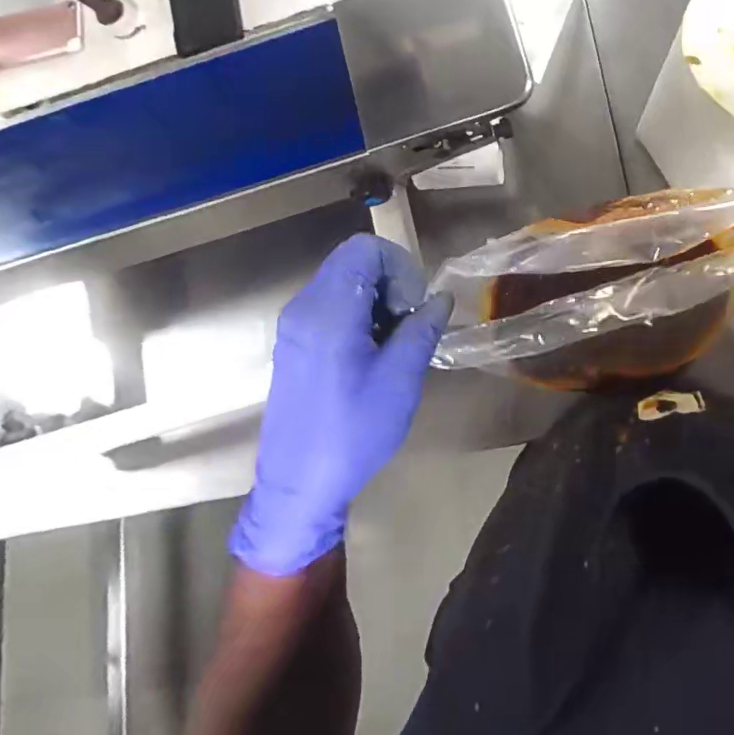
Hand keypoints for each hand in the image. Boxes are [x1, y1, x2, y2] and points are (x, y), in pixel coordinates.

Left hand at [230, 233, 451, 576]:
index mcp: (328, 312)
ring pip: (343, 283)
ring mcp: (294, 326)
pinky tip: (373, 354)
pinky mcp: (294, 344)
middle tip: (410, 324)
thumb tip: (439, 299)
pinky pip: (330, 307)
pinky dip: (359, 315)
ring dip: (377, 300)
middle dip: (391, 282)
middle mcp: (304, 308)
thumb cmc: (354, 432)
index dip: (400, 267)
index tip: (415, 307)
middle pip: (353, 262)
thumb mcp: (400, 380)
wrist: (298, 484)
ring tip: (395, 343)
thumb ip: (421, 330)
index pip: (365, 250)